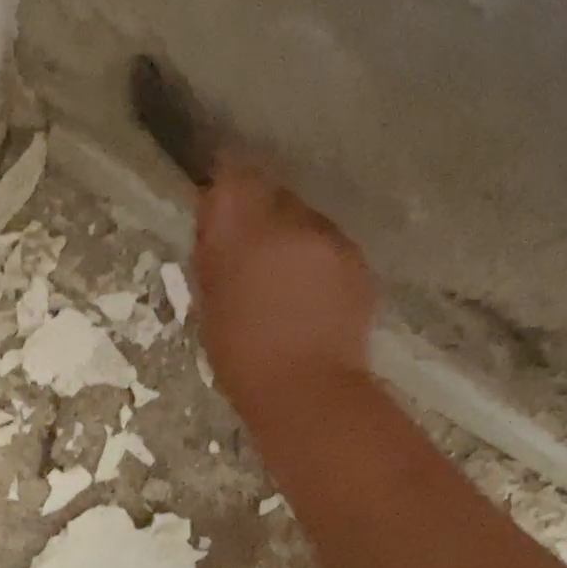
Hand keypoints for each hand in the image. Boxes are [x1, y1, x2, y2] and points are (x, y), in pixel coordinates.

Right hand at [190, 155, 376, 426]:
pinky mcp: (358, 261)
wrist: (306, 390)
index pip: (235, 177)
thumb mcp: (209, 301)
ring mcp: (331, 240)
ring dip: (288, 234)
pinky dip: (314, 256)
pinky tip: (306, 291)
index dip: (225, 184)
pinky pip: (328, 243)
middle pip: (272, 193)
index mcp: (246, 231)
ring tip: (278, 273)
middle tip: (244, 246)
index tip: (216, 200)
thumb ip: (213, 251)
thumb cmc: (240, 354)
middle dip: (257, 210)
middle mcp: (292, 222)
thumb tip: (214, 216)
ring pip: (303, 217)